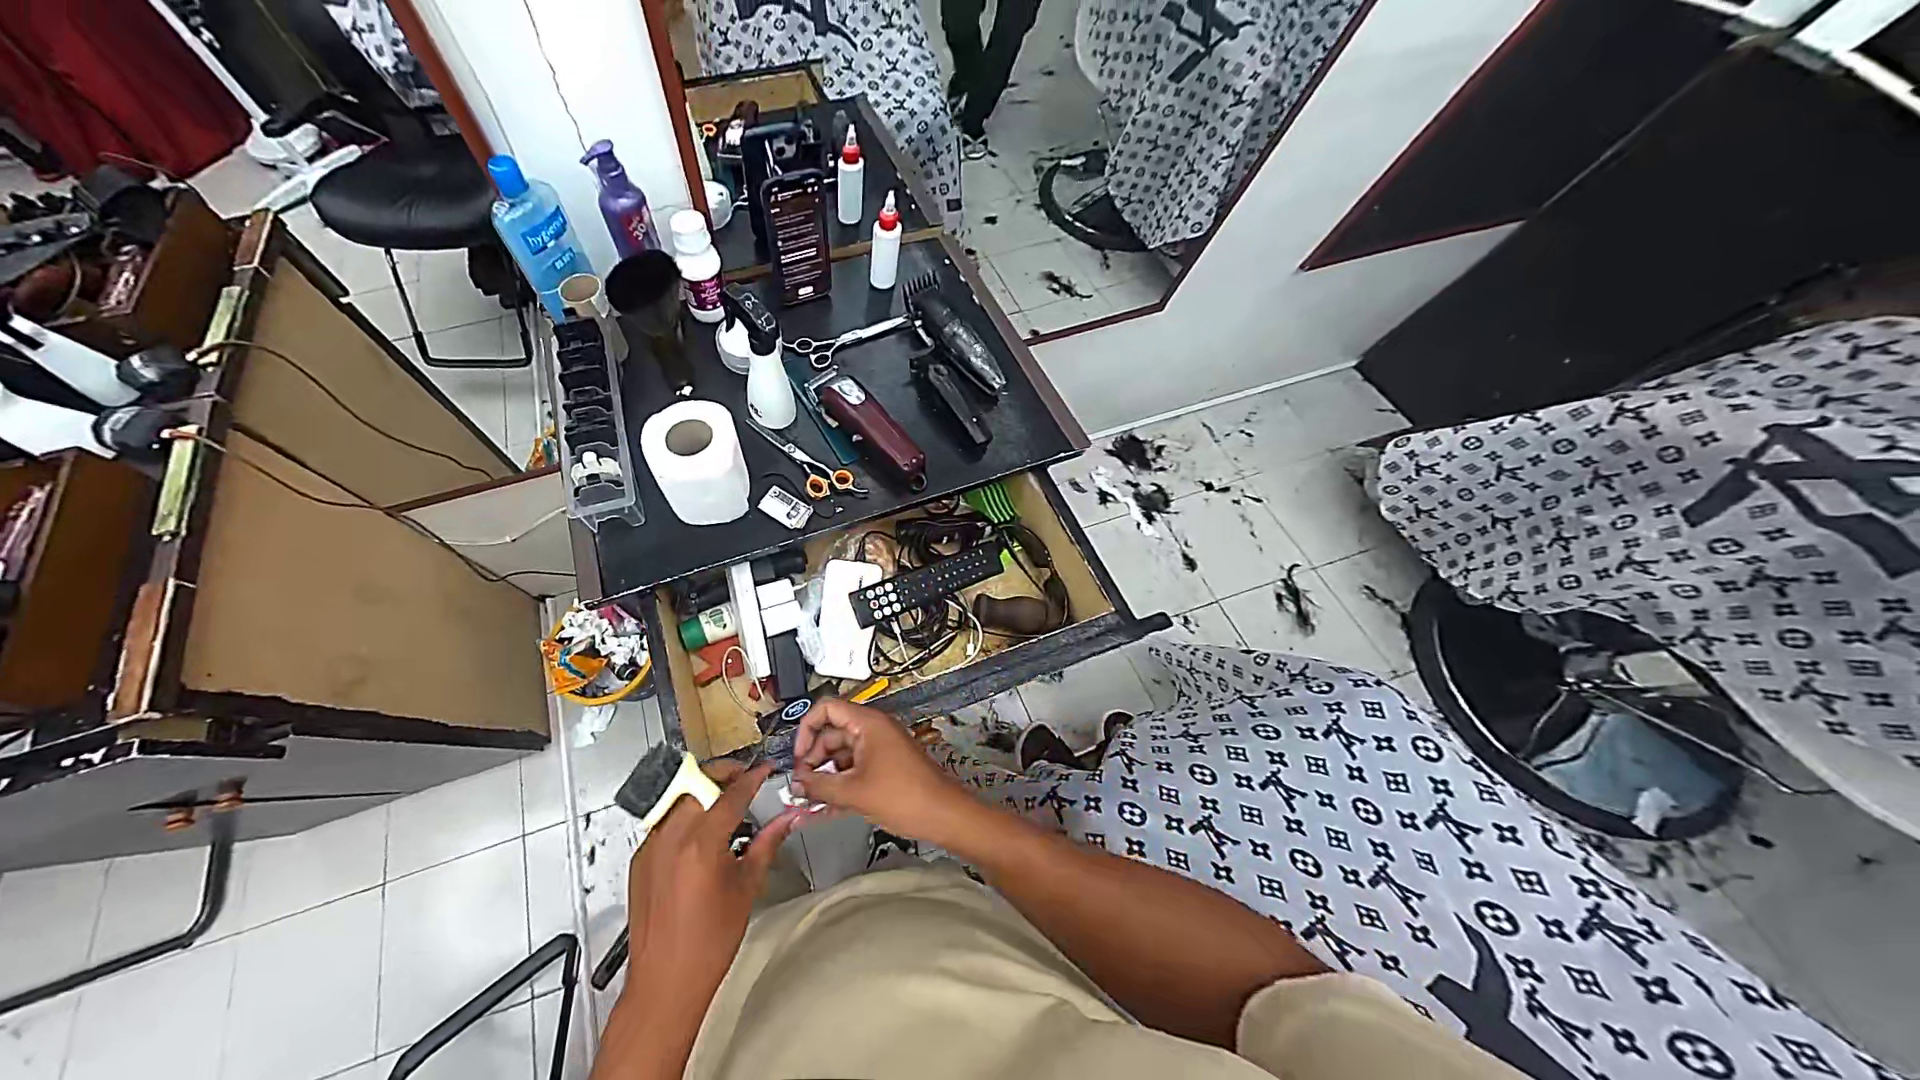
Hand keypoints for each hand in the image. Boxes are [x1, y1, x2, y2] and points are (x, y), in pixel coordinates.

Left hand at [624, 763, 799, 1000]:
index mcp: (701, 845)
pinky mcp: (639, 861)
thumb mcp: (747, 886)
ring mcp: (650, 849)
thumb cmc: (705, 945)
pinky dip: (684, 814)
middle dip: (722, 775)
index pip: (730, 794)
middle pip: (696, 784)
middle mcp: (670, 841)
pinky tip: (700, 829)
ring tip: (723, 800)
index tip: (762, 771)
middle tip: (742, 777)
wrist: (666, 981)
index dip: (751, 778)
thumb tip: (786, 821)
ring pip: (677, 798)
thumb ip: (767, 843)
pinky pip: (663, 822)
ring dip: (701, 790)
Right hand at [791, 698, 978, 846]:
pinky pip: (855, 768)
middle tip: (803, 784)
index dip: (806, 730)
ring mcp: (881, 747)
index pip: (826, 709)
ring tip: (813, 799)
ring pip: (842, 754)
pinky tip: (829, 805)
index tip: (798, 756)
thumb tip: (798, 784)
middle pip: (832, 734)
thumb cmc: (908, 796)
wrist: (942, 814)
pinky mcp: (886, 765)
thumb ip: (818, 786)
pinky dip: (841, 783)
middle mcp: (874, 729)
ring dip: (826, 775)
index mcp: (868, 723)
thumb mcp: (853, 792)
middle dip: (814, 759)